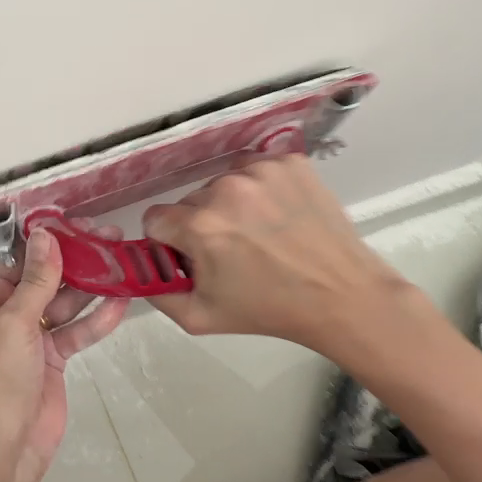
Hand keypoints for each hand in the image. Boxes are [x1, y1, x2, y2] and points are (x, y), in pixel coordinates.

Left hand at [0, 222, 128, 478]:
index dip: (47, 242)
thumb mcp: (14, 322)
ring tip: (125, 261)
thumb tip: (46, 234)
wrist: (6, 448)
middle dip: (76, 259)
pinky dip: (97, 318)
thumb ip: (36, 279)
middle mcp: (4, 312)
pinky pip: (77, 330)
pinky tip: (122, 301)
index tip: (80, 224)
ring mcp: (30, 336)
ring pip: (64, 301)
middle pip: (44, 277)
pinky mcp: (53, 358)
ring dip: (92, 285)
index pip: (17, 260)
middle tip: (112, 237)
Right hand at [140, 155, 411, 351]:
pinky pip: (255, 170)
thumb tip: (138, 272)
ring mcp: (261, 172)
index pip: (156, 219)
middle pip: (190, 201)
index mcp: (200, 226)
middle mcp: (225, 190)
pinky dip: (260, 190)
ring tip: (260, 234)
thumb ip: (156, 293)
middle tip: (231, 251)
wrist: (343, 297)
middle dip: (201, 224)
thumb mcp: (200, 318)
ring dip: (231, 205)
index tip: (190, 254)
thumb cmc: (270, 310)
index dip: (169, 241)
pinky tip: (277, 216)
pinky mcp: (289, 164)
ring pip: (222, 184)